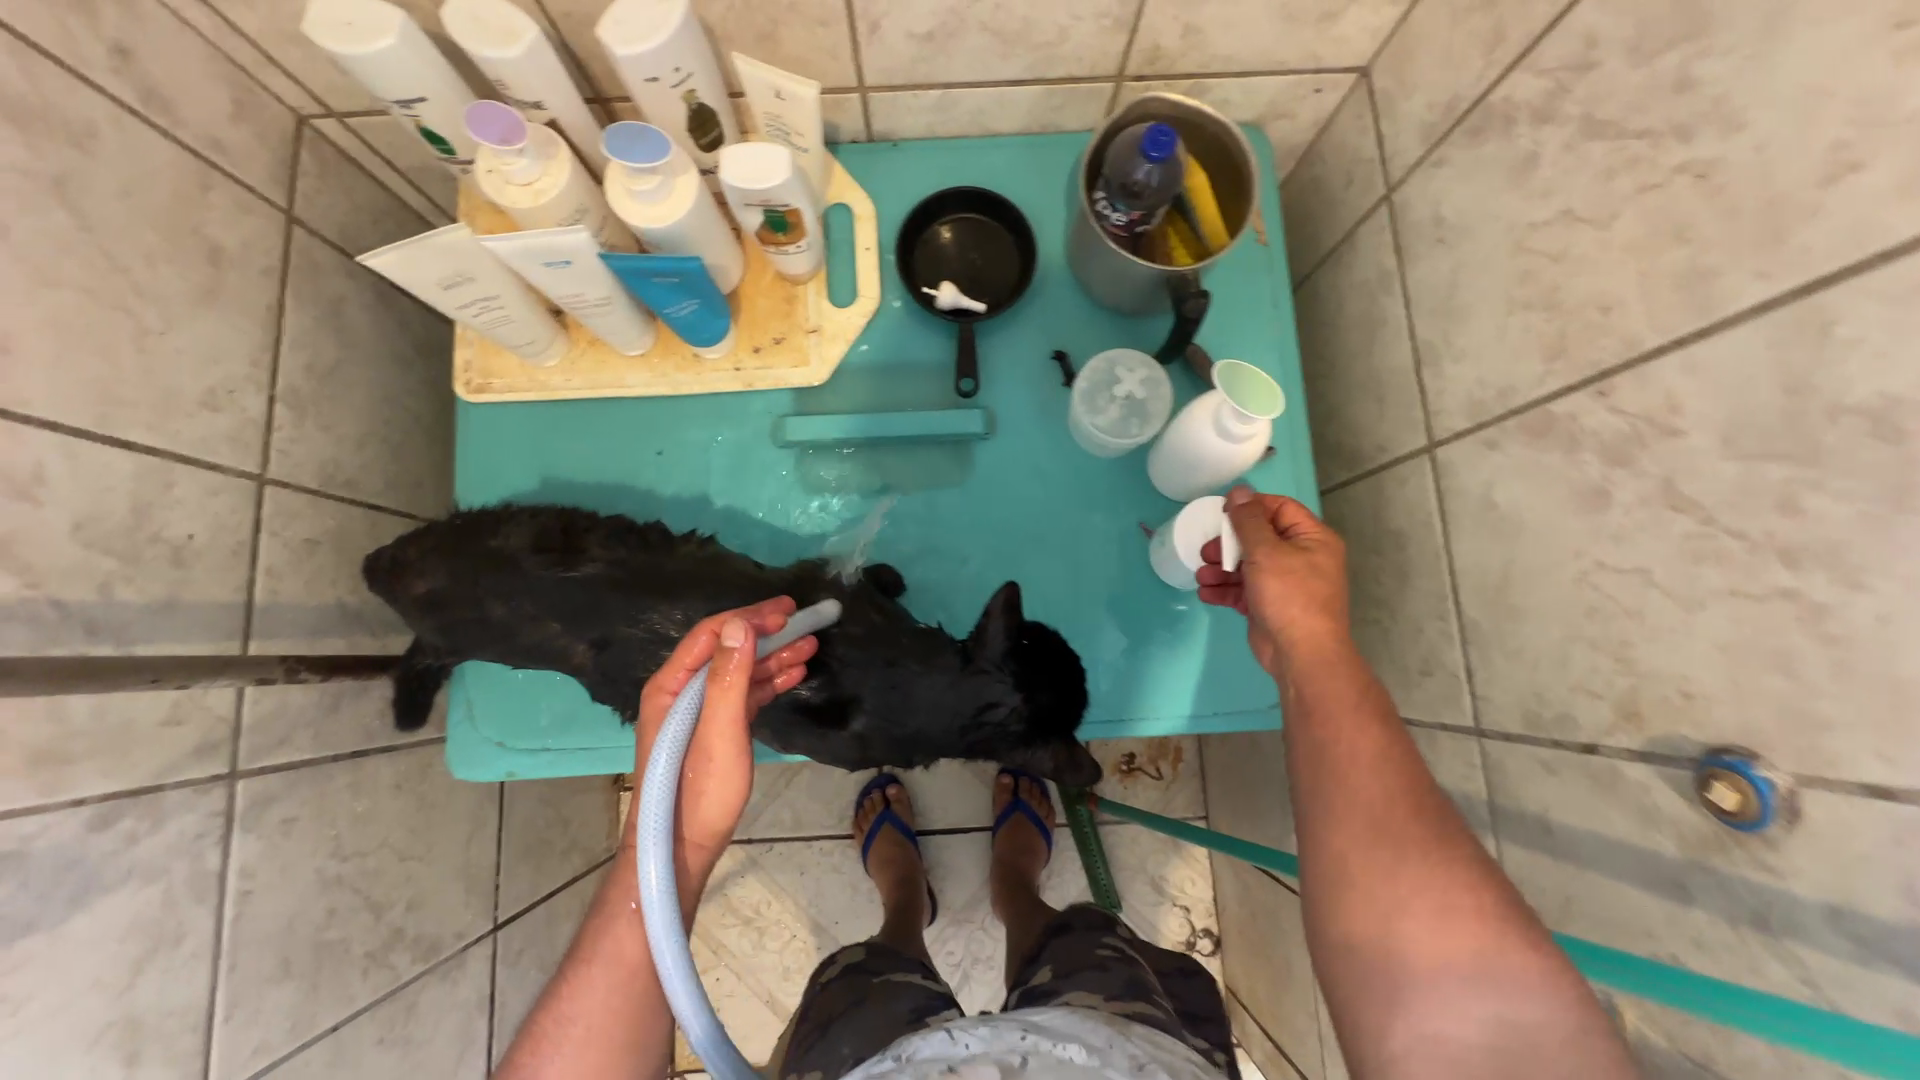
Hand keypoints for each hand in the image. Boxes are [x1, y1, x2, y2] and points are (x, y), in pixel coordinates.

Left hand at [627, 597, 818, 880]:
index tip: (787, 610)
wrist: (683, 849)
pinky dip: (769, 683)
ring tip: (810, 646)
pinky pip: (743, 695)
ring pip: (740, 671)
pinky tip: (794, 675)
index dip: (749, 618)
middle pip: (728, 649)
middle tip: (805, 622)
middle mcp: (681, 692)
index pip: (712, 635)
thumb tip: (739, 624)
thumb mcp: (718, 731)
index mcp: (671, 686)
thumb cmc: (698, 792)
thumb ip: (727, 678)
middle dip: (766, 633)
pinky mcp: (714, 729)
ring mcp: (698, 712)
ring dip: (773, 657)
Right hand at [1197, 485, 1350, 676]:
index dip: (1249, 507)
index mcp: (1311, 538)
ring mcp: (1284, 583)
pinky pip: (1243, 590)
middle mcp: (1300, 557)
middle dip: (1228, 545)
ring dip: (1221, 570)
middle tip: (1206, 552)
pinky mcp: (1268, 606)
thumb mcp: (1266, 551)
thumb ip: (1248, 521)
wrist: (1301, 654)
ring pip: (1247, 566)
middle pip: (1258, 538)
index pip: (1279, 509)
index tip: (1220, 512)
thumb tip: (1238, 491)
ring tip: (1201, 576)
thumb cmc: (1289, 595)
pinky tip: (1206, 593)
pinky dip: (1224, 590)